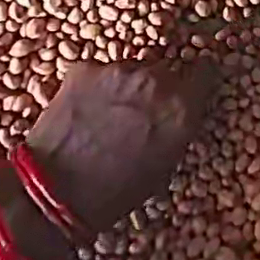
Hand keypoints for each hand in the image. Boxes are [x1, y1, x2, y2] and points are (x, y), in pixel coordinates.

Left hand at [25, 59, 214, 230]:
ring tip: (107, 116)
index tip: (192, 81)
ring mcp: (119, 70)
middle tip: (140, 112)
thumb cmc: (115, 192)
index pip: (204, 72)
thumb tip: (177, 112)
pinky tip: (85, 111)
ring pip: (132, 69)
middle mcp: (156, 82)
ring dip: (126, 86)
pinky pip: (100, 71)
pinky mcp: (86, 68)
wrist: (55, 191)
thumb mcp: (164, 165)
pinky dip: (95, 86)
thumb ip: (177, 127)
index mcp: (181, 109)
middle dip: (158, 88)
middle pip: (166, 71)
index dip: (198, 77)